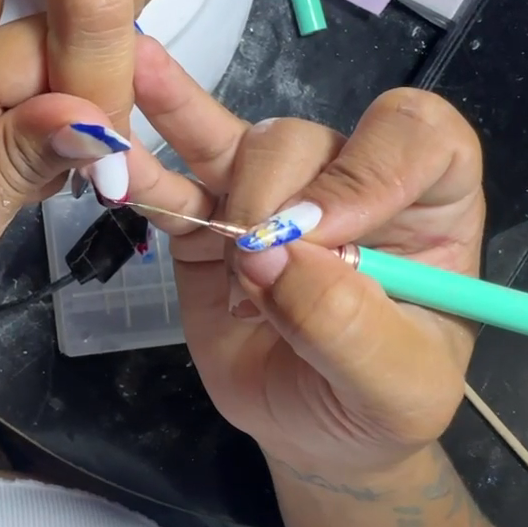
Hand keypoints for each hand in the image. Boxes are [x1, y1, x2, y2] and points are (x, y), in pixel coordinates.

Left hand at [0, 17, 123, 348]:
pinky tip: (6, 182)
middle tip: (87, 180)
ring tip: (35, 192)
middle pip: (27, 53)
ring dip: (42, 128)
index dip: (93, 85)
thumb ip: (22, 161)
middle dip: (72, 110)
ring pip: (8, 78)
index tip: (119, 149)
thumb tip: (96, 114)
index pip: (40, 42)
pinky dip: (8, 134)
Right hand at [121, 37, 486, 479]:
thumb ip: (348, 326)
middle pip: (305, 141)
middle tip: (246, 264)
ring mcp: (268, 199)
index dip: (369, 168)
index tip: (325, 235)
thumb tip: (270, 258)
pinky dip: (141, 172)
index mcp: (421, 214)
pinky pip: (173, 188)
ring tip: (133, 96)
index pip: (416, 140)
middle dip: (268, 194)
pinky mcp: (205, 222)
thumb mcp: (395, 391)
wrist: (303, 430)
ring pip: (236, 145)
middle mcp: (344, 188)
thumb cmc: (369, 410)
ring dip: (186, 122)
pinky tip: (106, 143)